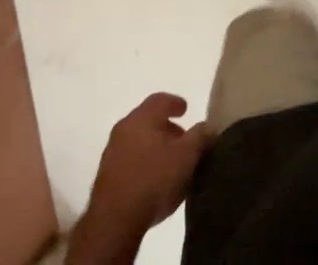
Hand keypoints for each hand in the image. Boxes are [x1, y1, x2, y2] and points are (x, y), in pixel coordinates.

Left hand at [87, 93, 215, 232]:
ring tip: (173, 163)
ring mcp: (112, 151)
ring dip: (156, 146)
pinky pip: (131, 158)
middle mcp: (123, 129)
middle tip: (184, 140)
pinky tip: (156, 179)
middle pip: (148, 120)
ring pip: (139, 140)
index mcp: (141, 118)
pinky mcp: (108, 174)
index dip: (174, 102)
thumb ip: (199, 138)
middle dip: (168, 128)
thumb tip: (208, 125)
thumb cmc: (154, 180)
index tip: (185, 109)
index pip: (159, 100)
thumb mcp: (186, 157)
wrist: (115, 218)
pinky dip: (146, 161)